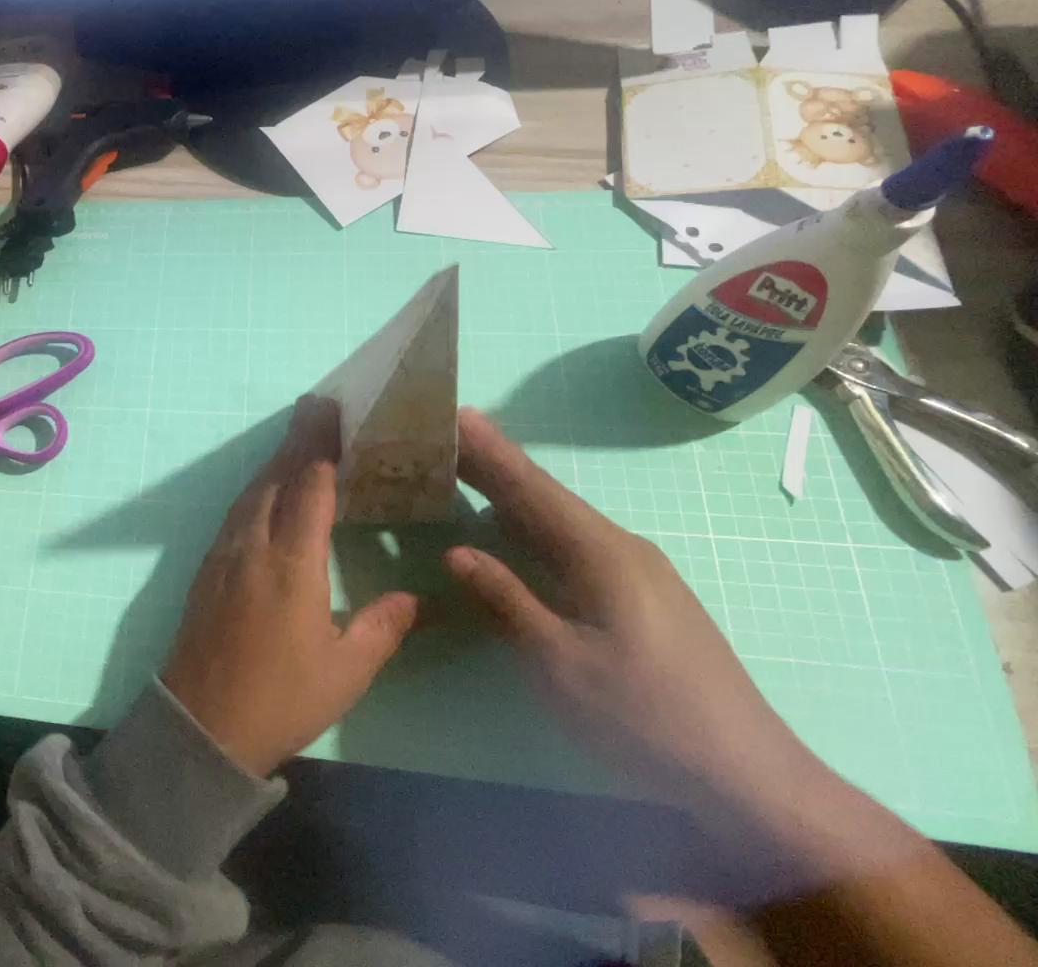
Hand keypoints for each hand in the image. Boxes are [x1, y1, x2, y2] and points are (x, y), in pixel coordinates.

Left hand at [162, 396, 418, 777]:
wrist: (201, 726)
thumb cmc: (281, 700)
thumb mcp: (346, 671)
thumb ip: (382, 626)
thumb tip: (415, 596)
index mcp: (292, 564)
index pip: (310, 487)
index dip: (322, 445)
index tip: (335, 411)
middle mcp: (252, 548)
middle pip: (275, 478)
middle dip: (297, 439)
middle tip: (317, 406)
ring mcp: (222, 558)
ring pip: (250, 494)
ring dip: (274, 463)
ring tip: (296, 443)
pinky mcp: (204, 572)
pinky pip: (234, 516)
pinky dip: (255, 493)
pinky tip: (265, 496)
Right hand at [444, 409, 891, 854]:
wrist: (743, 773)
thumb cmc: (643, 715)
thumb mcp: (559, 662)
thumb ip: (507, 600)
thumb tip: (457, 551)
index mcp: (601, 554)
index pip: (532, 490)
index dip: (490, 452)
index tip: (454, 412)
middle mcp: (620, 549)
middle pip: (544, 497)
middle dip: (493, 465)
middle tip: (442, 435)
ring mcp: (634, 573)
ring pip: (559, 521)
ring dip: (510, 495)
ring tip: (463, 472)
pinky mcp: (638, 597)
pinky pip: (571, 545)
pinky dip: (531, 528)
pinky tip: (510, 531)